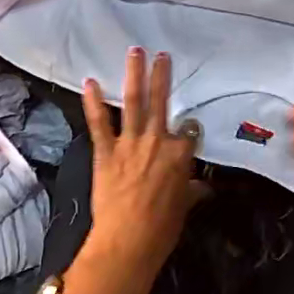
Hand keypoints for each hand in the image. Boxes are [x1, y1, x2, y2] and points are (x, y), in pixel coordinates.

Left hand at [67, 48, 204, 293]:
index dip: (189, 126)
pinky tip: (89, 82)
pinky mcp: (106, 151)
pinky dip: (93, 102)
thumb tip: (204, 188)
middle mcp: (157, 141)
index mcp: (180, 155)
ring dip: (134, 75)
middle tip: (161, 54)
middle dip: (162, 76)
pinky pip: (99, 123)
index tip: (188, 124)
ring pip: (134, 102)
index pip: (189, 130)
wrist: (129, 241)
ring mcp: (130, 144)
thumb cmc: (162, 228)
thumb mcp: (184, 208)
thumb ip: (193, 192)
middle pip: (162, 102)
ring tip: (135, 52)